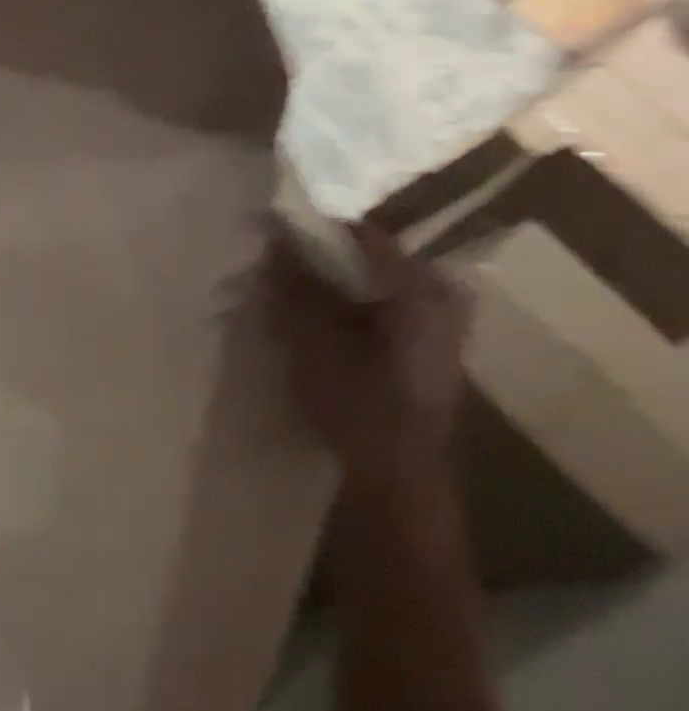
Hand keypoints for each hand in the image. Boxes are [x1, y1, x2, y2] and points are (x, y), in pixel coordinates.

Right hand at [266, 223, 472, 482]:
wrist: (398, 474)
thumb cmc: (358, 406)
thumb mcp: (314, 345)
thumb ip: (295, 291)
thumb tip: (275, 240)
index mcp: (422, 286)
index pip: (360, 235)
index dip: (310, 235)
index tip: (267, 243)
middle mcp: (442, 293)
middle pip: (367, 262)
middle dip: (316, 266)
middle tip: (270, 280)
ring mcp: (442, 322)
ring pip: (370, 288)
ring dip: (327, 293)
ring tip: (284, 306)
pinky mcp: (428, 347)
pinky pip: (378, 312)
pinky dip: (344, 314)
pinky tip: (312, 332)